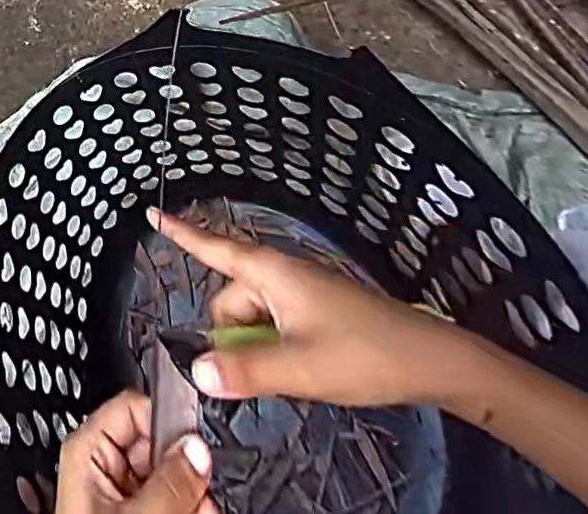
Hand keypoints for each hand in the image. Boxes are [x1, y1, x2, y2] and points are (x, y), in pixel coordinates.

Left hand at [56, 391, 216, 513]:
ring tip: (206, 508)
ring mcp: (123, 495)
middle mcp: (104, 466)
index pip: (132, 406)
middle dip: (188, 468)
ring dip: (196, 493)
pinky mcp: (140, 513)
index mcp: (88, 448)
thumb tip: (197, 449)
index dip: (168, 421)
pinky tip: (202, 512)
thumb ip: (169, 482)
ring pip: (172, 476)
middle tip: (207, 492)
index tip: (198, 444)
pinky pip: (173, 500)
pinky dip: (192, 506)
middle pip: (158, 444)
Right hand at [147, 208, 482, 408]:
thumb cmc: (366, 353)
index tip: (151, 212)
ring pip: (252, 316)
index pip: (210, 246)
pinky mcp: (314, 308)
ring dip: (258, 345)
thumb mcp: (302, 368)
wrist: (436, 361)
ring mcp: (298, 290)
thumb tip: (197, 370)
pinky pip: (274, 322)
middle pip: (230, 299)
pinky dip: (276, 345)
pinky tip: (302, 370)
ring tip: (293, 375)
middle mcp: (278, 273)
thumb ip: (245, 370)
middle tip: (264, 371)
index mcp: (268, 271)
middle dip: (234, 336)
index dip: (179, 232)